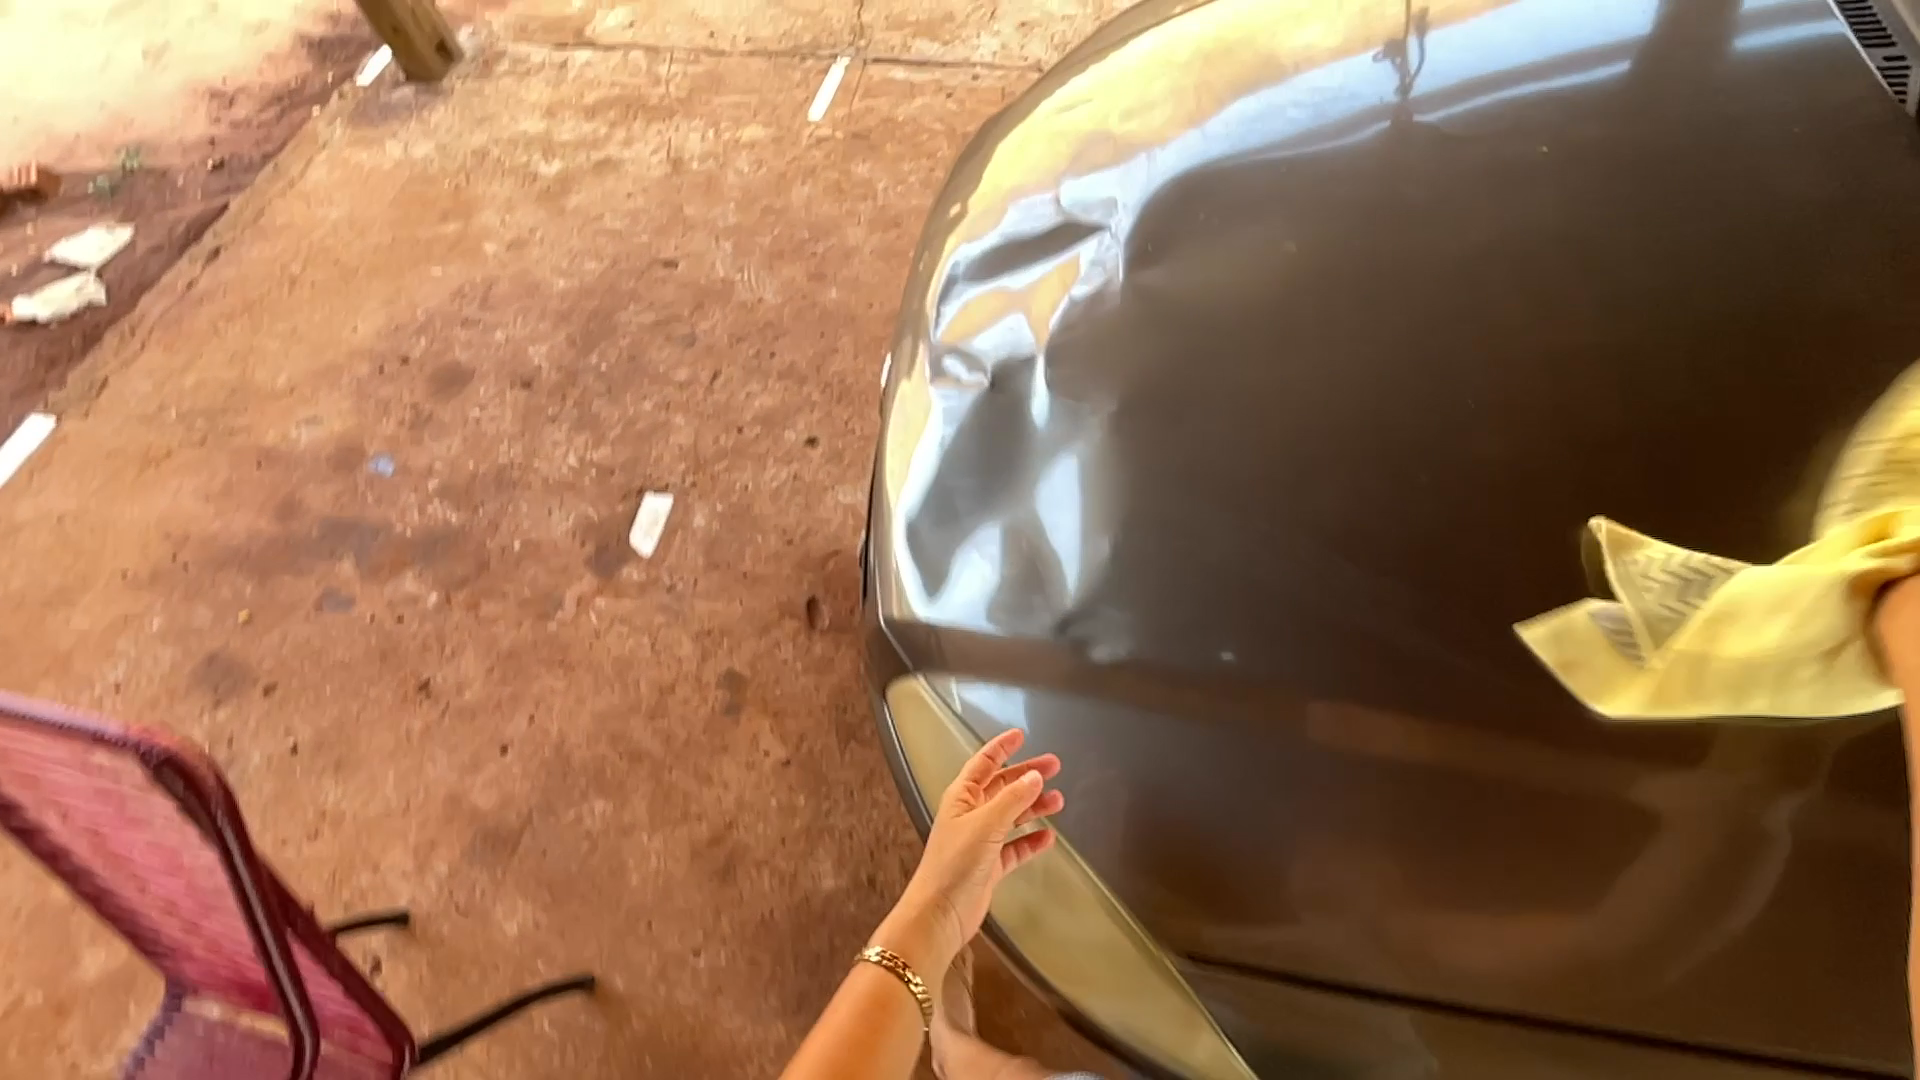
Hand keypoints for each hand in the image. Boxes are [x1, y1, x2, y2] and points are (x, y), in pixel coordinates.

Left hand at [872, 729, 1065, 975]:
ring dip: (1033, 806)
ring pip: (1012, 815)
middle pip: (1003, 787)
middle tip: (1055, 765)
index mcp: (962, 797)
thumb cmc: (955, 863)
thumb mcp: (985, 824)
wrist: (940, 914)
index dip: (1002, 747)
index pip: (984, 763)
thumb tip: (1034, 776)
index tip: (1021, 734)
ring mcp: (981, 840)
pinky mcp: (990, 866)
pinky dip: (1031, 841)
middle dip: (1027, 775)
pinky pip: (1015, 847)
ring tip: (1058, 800)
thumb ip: (1012, 799)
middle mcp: (971, 814)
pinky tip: (1048, 836)